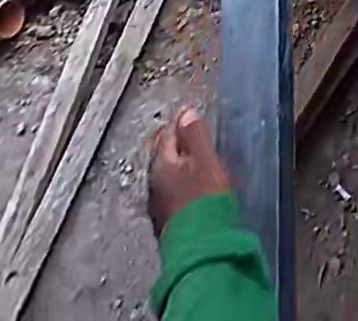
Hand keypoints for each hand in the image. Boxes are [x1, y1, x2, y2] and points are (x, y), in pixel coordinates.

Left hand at [148, 106, 230, 234]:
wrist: (201, 247)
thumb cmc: (204, 199)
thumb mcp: (204, 160)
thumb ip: (194, 135)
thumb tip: (186, 112)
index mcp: (161, 163)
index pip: (169, 133)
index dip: (181, 119)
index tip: (190, 110)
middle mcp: (154, 182)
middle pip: (165, 153)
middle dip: (177, 141)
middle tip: (190, 129)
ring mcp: (158, 203)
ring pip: (168, 172)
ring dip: (179, 162)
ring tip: (194, 156)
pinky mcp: (168, 220)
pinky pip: (173, 189)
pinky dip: (181, 180)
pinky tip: (192, 184)